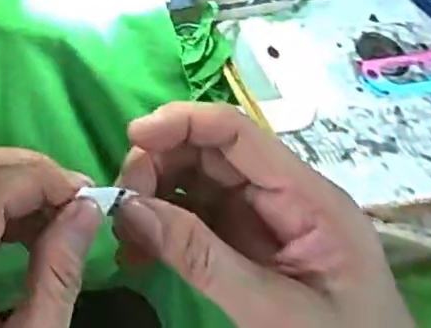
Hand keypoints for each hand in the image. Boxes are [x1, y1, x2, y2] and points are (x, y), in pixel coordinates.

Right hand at [113, 102, 413, 327]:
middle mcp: (284, 197)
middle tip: (123, 199)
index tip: (133, 138)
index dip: (183, 122)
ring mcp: (267, 223)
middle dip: (161, 163)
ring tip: (123, 230)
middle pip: (211, 152)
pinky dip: (165, 227)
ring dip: (156, 195)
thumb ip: (204, 259)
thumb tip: (130, 207)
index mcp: (308, 197)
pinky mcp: (252, 250)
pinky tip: (138, 249)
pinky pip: (199, 220)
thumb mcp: (276, 315)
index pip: (238, 133)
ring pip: (198, 181)